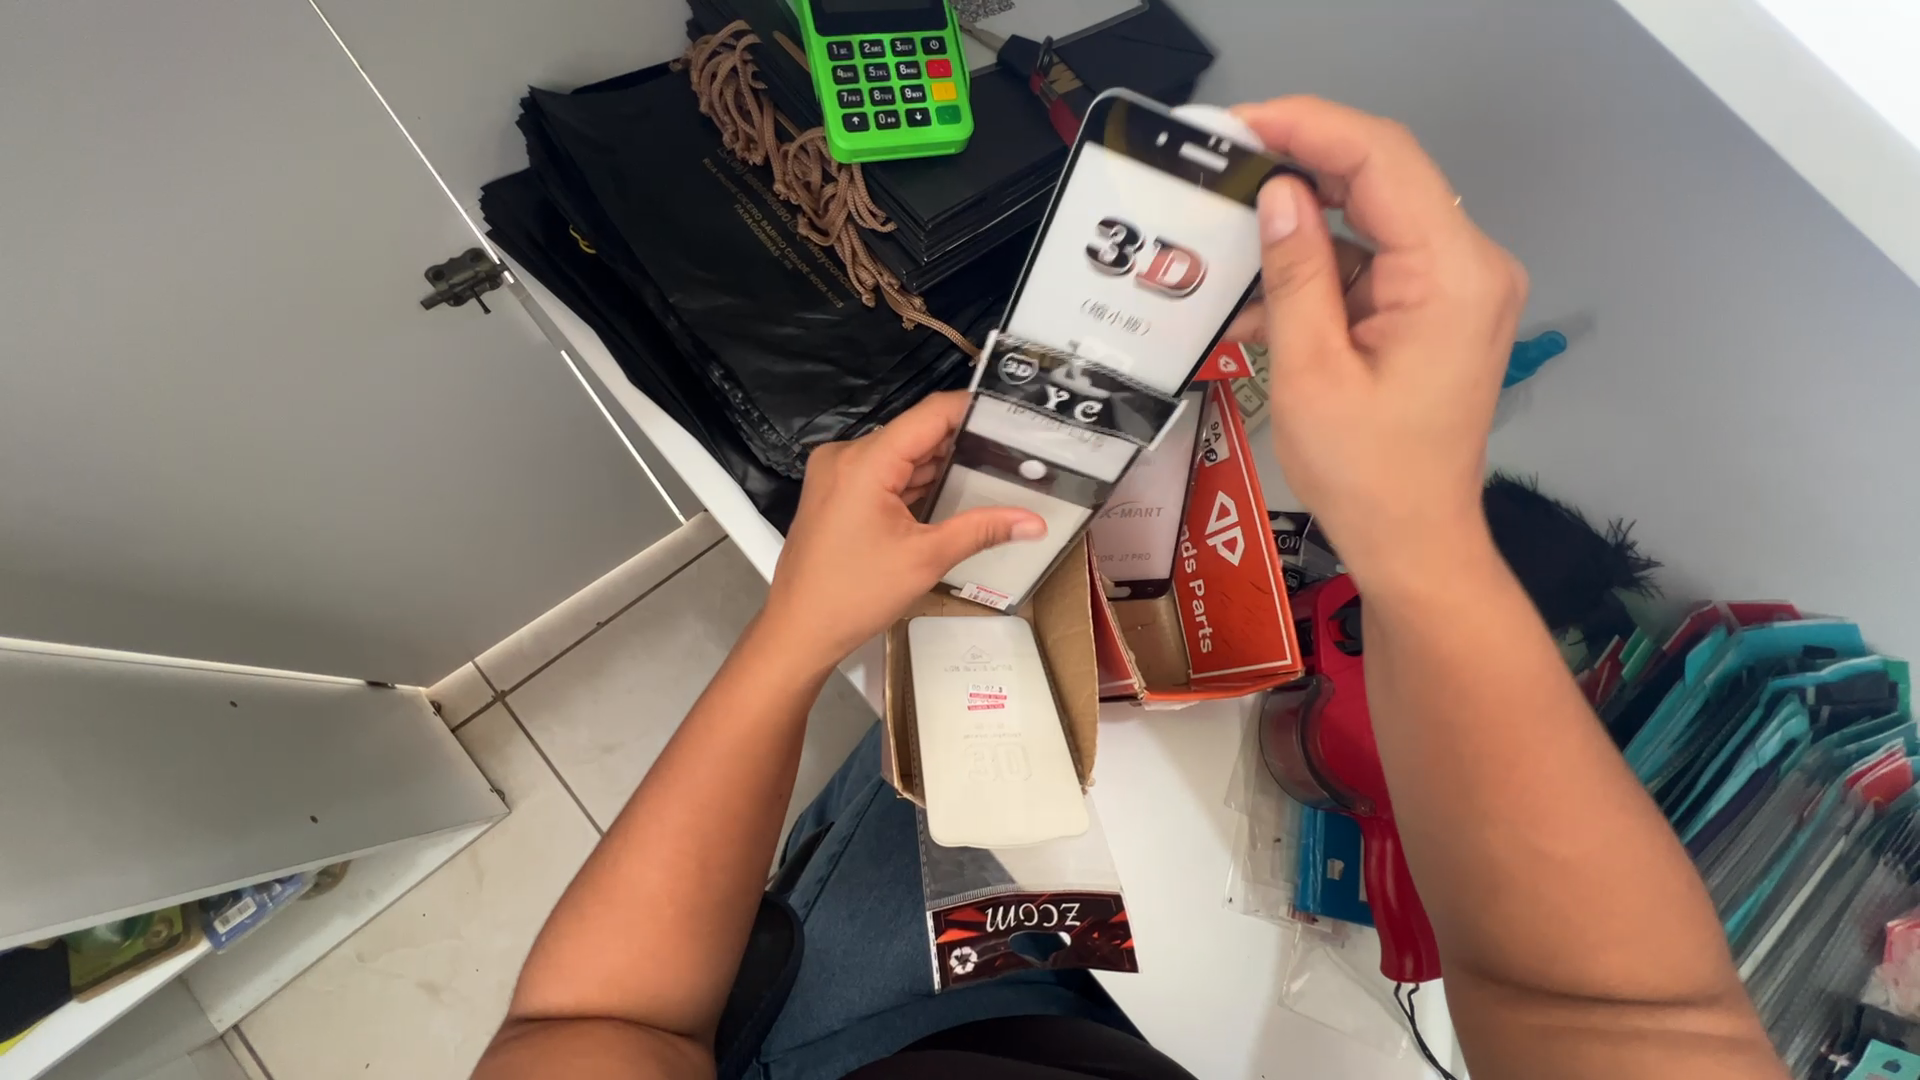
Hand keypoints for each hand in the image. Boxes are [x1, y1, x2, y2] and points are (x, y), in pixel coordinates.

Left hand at [760, 391, 1046, 671]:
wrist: (799, 630)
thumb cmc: (855, 595)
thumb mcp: (926, 559)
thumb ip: (982, 529)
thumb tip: (1035, 522)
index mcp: (866, 461)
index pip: (930, 415)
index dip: (973, 410)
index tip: (1013, 418)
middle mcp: (846, 455)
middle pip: (916, 434)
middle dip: (962, 443)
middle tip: (1014, 454)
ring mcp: (837, 473)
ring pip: (900, 455)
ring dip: (938, 465)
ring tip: (991, 472)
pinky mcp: (834, 492)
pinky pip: (883, 474)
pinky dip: (913, 482)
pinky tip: (950, 493)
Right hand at [1228, 97, 1527, 591]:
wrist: (1410, 537)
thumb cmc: (1362, 471)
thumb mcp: (1311, 371)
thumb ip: (1296, 275)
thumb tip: (1276, 197)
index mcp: (1450, 275)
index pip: (1382, 161)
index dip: (1310, 127)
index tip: (1242, 122)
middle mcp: (1468, 267)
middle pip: (1381, 183)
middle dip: (1300, 170)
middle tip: (1226, 168)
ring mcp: (1454, 290)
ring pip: (1369, 228)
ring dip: (1300, 240)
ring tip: (1230, 258)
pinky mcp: (1432, 314)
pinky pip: (1369, 272)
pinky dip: (1316, 281)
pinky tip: (1263, 309)